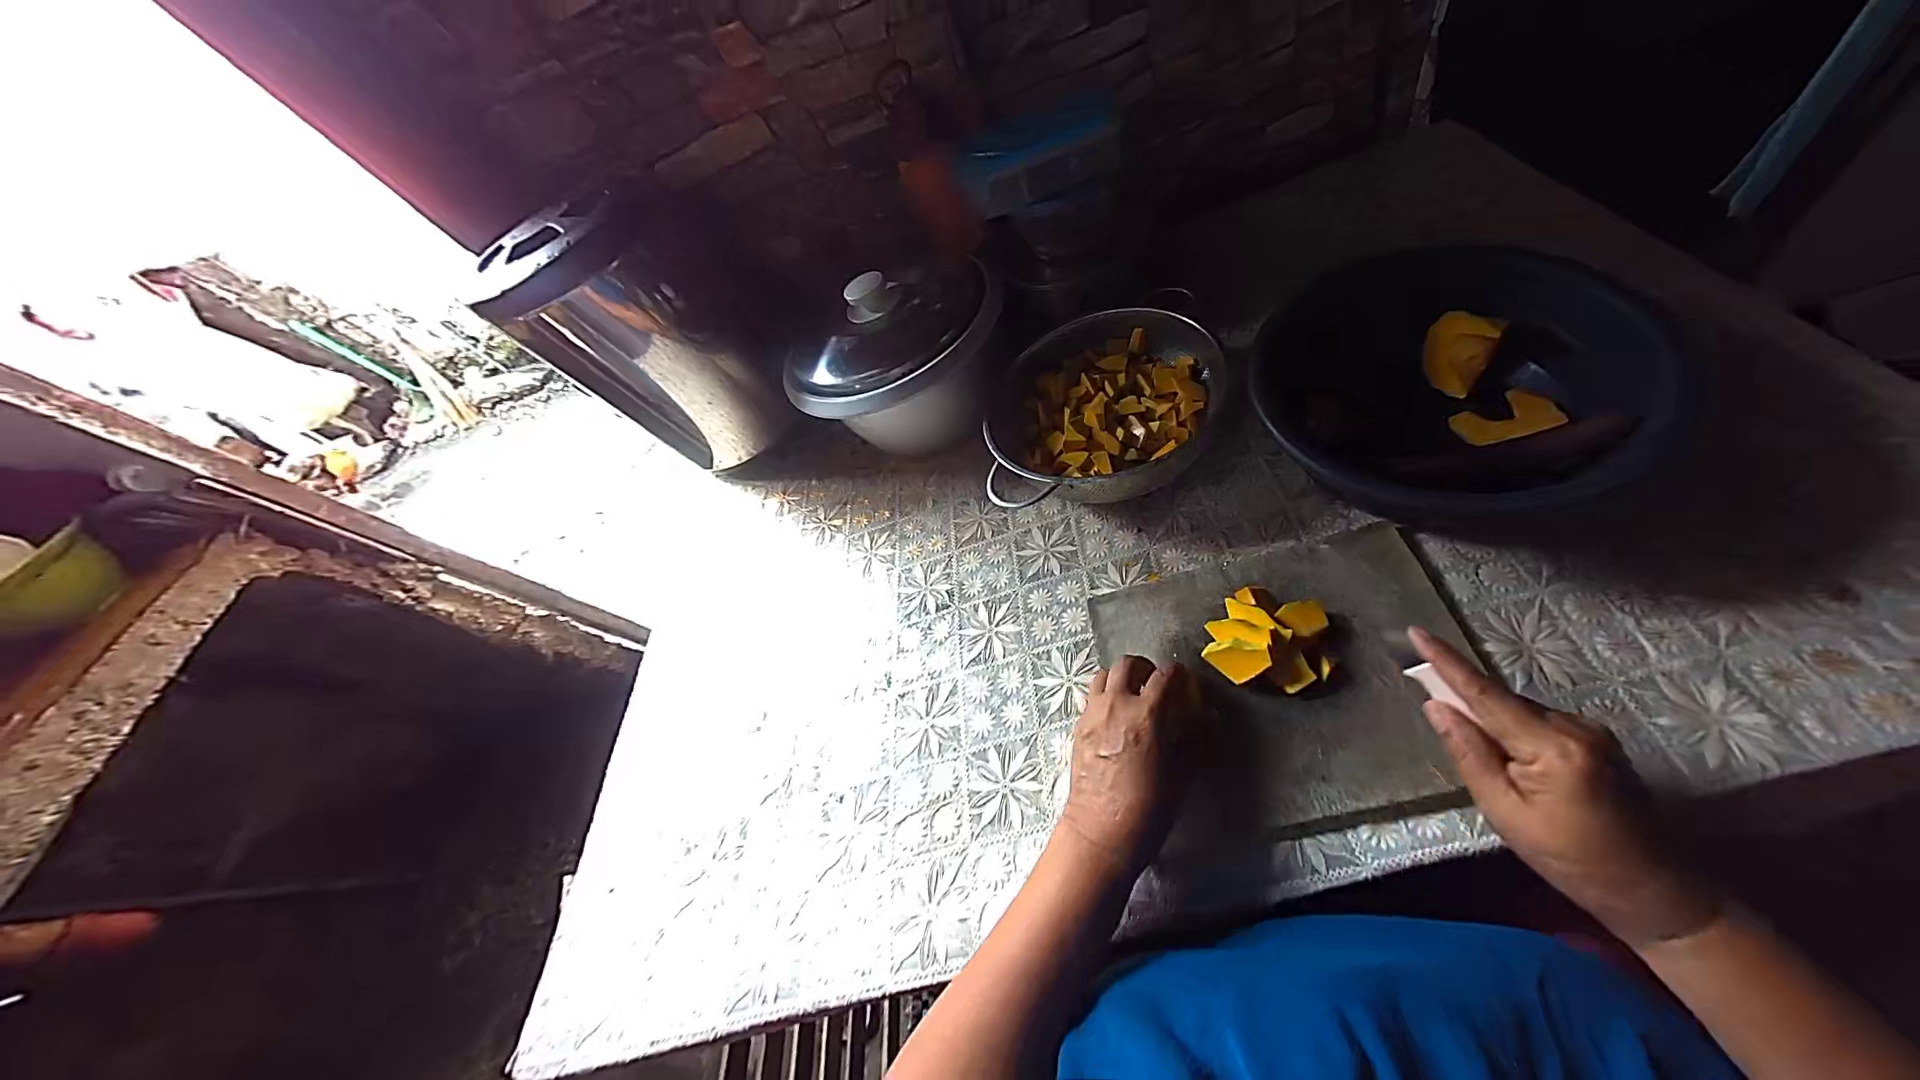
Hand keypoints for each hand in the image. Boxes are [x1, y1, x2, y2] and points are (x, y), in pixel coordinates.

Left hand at [1056, 656, 1190, 877]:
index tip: (1184, 682)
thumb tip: (1205, 717)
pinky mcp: (1078, 726)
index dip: (1179, 675)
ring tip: (1133, 696)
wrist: (1101, 830)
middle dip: (1145, 669)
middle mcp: (1116, 706)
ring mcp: (1093, 714)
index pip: (1165, 675)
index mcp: (1147, 715)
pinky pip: (1092, 697)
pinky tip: (1115, 717)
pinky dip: (1105, 696)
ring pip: (1105, 675)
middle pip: (1128, 664)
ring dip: (1121, 679)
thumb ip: (1194, 738)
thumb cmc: (1147, 808)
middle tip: (1156, 684)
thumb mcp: (1182, 774)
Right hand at [1410, 626, 1721, 947]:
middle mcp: (1576, 727)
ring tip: (1492, 768)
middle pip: (1501, 702)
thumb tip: (1436, 706)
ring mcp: (1592, 732)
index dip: (1446, 663)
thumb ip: (1469, 753)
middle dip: (1465, 702)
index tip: (1417, 633)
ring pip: (1518, 712)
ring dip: (1492, 724)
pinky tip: (1515, 767)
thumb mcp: (1504, 812)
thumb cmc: (1571, 860)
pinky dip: (1513, 733)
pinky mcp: (1597, 741)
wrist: (1654, 892)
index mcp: (1552, 747)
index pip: (1485, 695)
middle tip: (1437, 715)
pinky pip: (1536, 723)